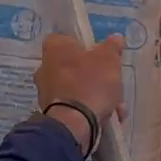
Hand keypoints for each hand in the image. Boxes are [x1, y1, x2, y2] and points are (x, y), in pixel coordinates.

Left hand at [34, 34, 125, 153]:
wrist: (74, 123)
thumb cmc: (90, 82)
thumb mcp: (109, 60)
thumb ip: (112, 47)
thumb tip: (115, 37)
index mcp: (54, 47)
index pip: (68, 39)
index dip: (86, 46)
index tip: (101, 56)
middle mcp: (44, 66)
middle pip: (75, 66)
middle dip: (97, 76)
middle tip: (114, 84)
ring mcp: (46, 90)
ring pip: (77, 87)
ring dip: (96, 95)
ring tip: (116, 107)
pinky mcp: (51, 111)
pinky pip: (73, 105)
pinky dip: (88, 109)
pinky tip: (106, 118)